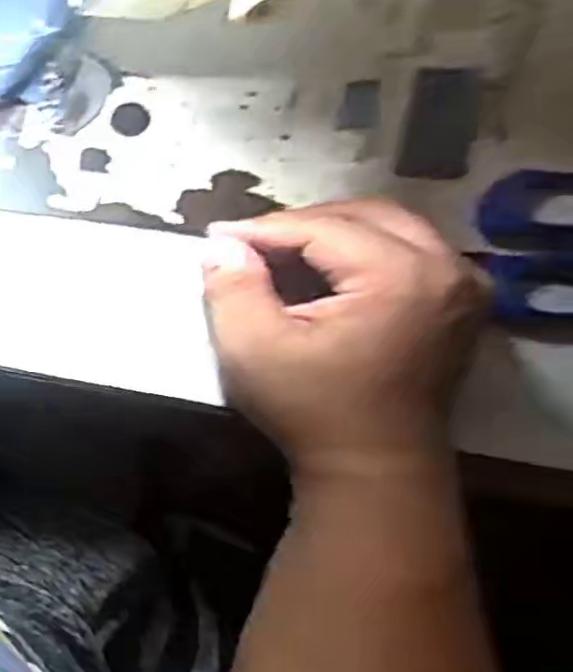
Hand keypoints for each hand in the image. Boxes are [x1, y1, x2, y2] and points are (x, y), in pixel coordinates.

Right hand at [201, 199, 487, 477]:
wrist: (369, 456)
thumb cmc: (306, 402)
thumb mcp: (250, 346)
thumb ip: (233, 289)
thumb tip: (220, 246)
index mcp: (400, 276)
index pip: (323, 228)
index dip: (262, 227)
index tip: (212, 236)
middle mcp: (446, 269)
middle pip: (368, 215)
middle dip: (298, 221)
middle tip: (242, 240)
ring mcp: (459, 286)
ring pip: (390, 229)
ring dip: (327, 232)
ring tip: (271, 252)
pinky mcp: (452, 303)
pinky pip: (403, 253)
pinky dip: (353, 251)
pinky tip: (313, 272)